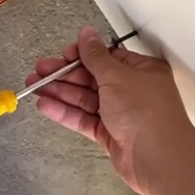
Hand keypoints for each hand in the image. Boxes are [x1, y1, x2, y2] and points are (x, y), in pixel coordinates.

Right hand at [29, 28, 194, 194]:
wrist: (159, 160)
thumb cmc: (149, 116)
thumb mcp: (117, 76)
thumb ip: (96, 56)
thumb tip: (87, 34)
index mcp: (141, 71)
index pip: (106, 57)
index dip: (82, 56)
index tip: (62, 55)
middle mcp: (132, 90)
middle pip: (91, 78)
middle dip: (64, 74)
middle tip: (40, 71)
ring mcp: (120, 113)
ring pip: (84, 98)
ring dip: (59, 92)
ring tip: (35, 86)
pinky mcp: (110, 134)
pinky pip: (83, 118)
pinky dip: (65, 112)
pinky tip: (46, 105)